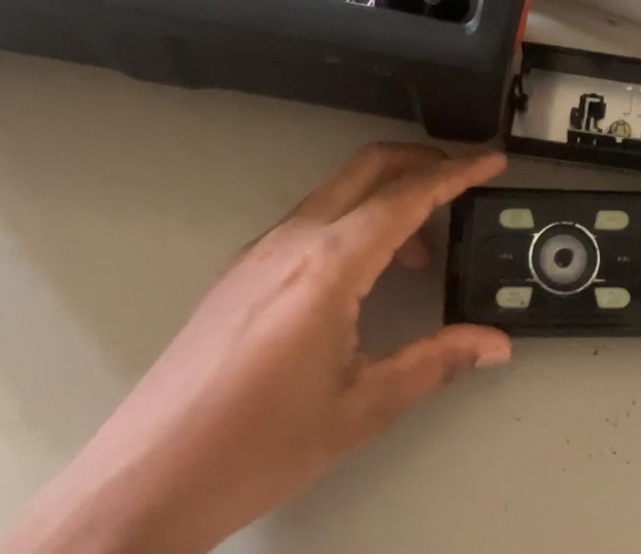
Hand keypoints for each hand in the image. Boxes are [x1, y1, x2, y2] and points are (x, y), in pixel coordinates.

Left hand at [2, 144, 510, 553]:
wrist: (146, 479)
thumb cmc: (256, 445)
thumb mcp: (361, 408)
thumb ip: (435, 363)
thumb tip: (494, 344)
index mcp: (328, 264)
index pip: (406, 197)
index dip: (457, 174)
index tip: (491, 161)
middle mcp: (292, 240)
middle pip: (368, 167)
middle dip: (422, 163)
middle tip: (464, 183)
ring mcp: (261, 251)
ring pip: (338, 191)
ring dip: (387, 198)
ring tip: (420, 254)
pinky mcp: (243, 271)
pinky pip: (312, 219)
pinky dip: (354, 222)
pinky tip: (366, 275)